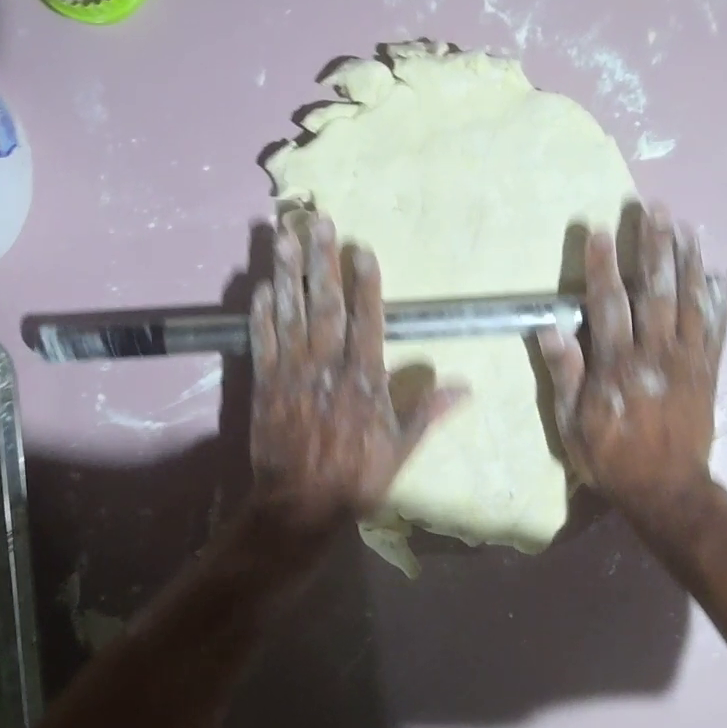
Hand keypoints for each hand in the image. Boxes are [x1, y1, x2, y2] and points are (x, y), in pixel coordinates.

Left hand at [248, 213, 463, 528]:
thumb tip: (465, 386)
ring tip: (285, 236)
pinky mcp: (265, 385)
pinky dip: (261, 314)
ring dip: (287, 274)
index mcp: (364, 380)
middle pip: (326, 306)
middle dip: (323, 262)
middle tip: (319, 222)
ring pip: (290, 315)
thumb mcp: (402, 449)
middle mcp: (328, 367)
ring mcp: (292, 374)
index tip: (361, 249)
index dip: (364, 284)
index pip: (366, 321)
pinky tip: (262, 285)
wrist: (301, 505)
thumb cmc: (357, 478)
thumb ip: (428, 412)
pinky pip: (261, 342)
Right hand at [537, 206, 726, 515]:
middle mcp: (655, 355)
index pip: (608, 306)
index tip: (600, 231)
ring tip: (685, 226)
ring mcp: (688, 361)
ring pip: (690, 301)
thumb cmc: (610, 457)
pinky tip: (716, 273)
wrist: (667, 490)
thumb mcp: (571, 425)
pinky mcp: (709, 371)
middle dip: (653, 248)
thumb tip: (549, 329)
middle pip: (656, 291)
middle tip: (654, 209)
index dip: (603, 267)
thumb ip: (563, 375)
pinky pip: (717, 328)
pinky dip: (718, 299)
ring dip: (687, 261)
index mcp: (617, 367)